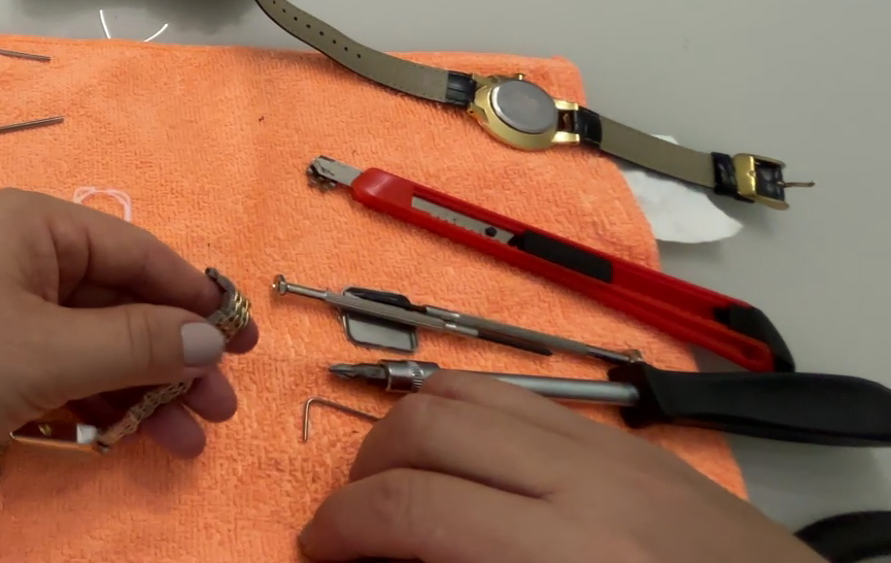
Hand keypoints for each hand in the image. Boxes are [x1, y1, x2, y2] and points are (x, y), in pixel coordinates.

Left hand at [0, 188, 258, 482]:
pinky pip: (45, 360)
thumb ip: (135, 343)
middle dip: (167, 353)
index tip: (243, 346)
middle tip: (218, 409)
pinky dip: (83, 395)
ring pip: (82, 336)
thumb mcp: (45, 352)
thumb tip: (211, 331)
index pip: (134, 250)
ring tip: (182, 438)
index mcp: (32, 223)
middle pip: (112, 297)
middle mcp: (14, 249)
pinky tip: (119, 433)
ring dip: (132, 384)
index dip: (193, 296)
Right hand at [300, 371, 822, 562]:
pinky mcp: (621, 438)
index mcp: (579, 557)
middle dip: (360, 474)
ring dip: (396, 431)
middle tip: (353, 521)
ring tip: (392, 480)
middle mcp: (587, 483)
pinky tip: (450, 456)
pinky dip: (447, 412)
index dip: (343, 526)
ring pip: (451, 392)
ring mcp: (606, 447)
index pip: (414, 511)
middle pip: (419, 431)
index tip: (316, 547)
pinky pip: (501, 392)